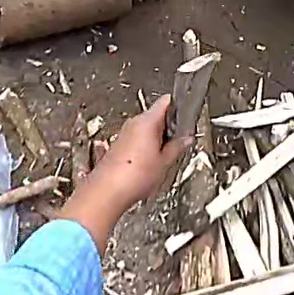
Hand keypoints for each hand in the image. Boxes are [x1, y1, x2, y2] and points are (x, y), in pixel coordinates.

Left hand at [59, 96, 187, 251]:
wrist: (106, 192)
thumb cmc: (134, 176)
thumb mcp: (164, 162)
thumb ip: (177, 147)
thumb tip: (186, 139)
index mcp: (148, 121)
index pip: (166, 102)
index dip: (178, 106)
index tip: (187, 117)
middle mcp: (135, 122)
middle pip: (157, 115)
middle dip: (169, 127)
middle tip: (179, 142)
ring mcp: (125, 133)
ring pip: (147, 128)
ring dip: (158, 137)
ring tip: (165, 156)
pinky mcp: (119, 145)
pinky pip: (137, 138)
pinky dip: (146, 145)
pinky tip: (150, 162)